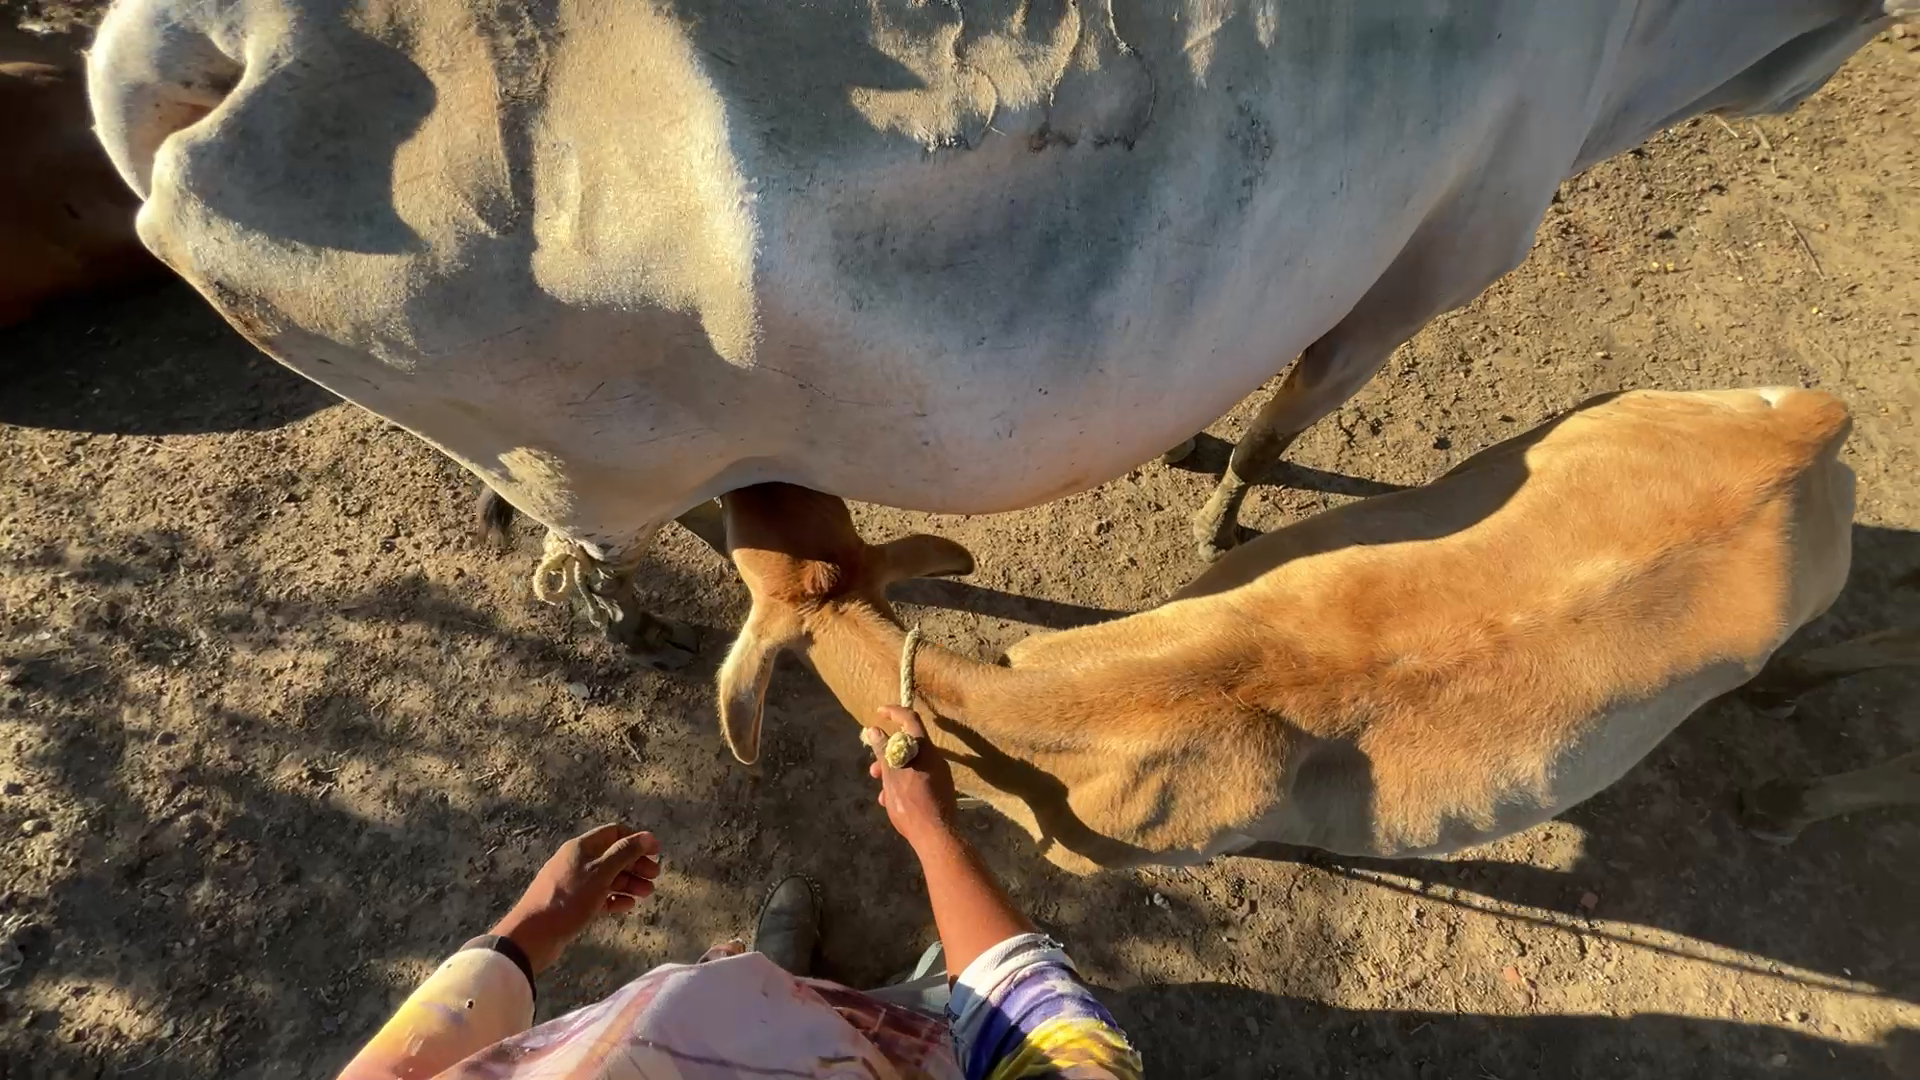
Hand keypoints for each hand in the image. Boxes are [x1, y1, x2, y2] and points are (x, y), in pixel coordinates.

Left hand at [491, 823, 660, 973]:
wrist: (531, 937)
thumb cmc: (569, 899)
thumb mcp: (601, 873)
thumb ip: (626, 852)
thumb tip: (648, 836)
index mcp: (582, 847)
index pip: (615, 833)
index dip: (637, 840)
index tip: (656, 853)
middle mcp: (578, 861)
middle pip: (614, 856)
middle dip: (636, 864)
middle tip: (654, 876)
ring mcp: (574, 883)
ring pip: (608, 877)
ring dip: (629, 883)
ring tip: (647, 894)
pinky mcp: (572, 904)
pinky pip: (598, 895)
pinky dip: (614, 898)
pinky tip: (628, 905)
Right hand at [865, 706, 960, 849]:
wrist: (935, 834)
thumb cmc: (909, 803)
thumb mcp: (890, 775)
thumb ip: (883, 750)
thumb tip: (875, 729)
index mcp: (923, 748)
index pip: (910, 718)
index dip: (894, 712)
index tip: (879, 712)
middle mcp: (934, 756)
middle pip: (908, 745)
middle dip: (887, 754)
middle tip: (873, 769)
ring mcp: (939, 772)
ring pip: (911, 763)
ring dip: (893, 772)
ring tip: (880, 791)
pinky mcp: (940, 788)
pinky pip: (918, 777)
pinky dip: (903, 782)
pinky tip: (891, 801)